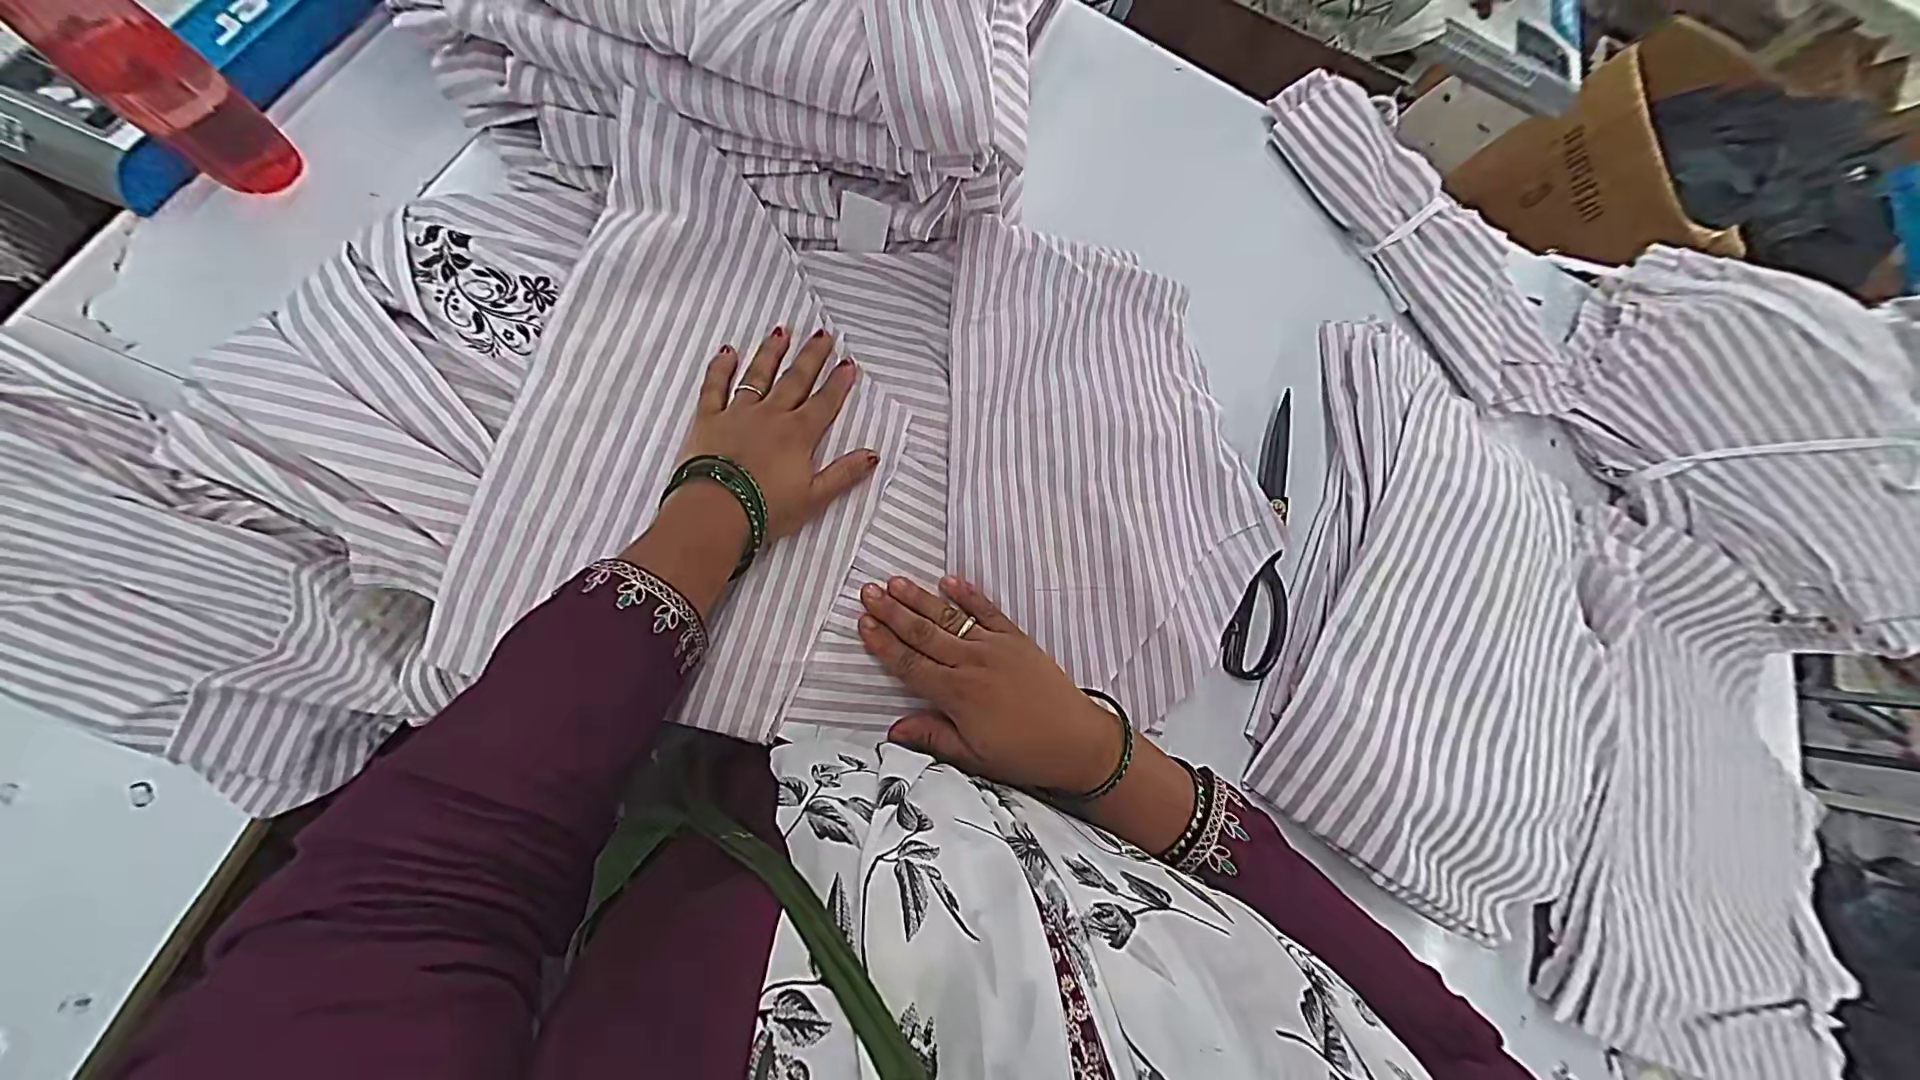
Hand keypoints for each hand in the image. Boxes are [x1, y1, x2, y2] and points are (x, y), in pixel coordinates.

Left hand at [619, 327, 875, 618]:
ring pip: (758, 375)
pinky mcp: (708, 419)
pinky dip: (721, 367)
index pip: (824, 403)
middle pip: (795, 380)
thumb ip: (844, 473)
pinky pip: (715, 386)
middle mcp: (771, 416)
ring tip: (781, 331)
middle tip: (823, 335)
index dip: (838, 383)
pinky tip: (729, 351)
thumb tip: (873, 455)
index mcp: (798, 435)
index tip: (848, 364)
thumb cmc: (766, 509)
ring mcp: (738, 413)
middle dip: (811, 357)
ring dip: (772, 352)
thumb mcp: (814, 497)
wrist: (715, 511)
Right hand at [858, 575, 1198, 853]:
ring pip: (949, 618)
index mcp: (957, 694)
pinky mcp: (1016, 639)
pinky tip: (949, 581)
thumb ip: (933, 736)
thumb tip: (894, 729)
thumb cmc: (1025, 754)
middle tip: (869, 591)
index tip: (863, 623)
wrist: (1077, 741)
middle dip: (892, 611)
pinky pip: (988, 611)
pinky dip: (968, 595)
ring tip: (896, 582)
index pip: (909, 663)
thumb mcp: (974, 756)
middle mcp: (972, 663)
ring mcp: (995, 646)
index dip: (883, 642)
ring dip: (920, 599)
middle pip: (922, 633)